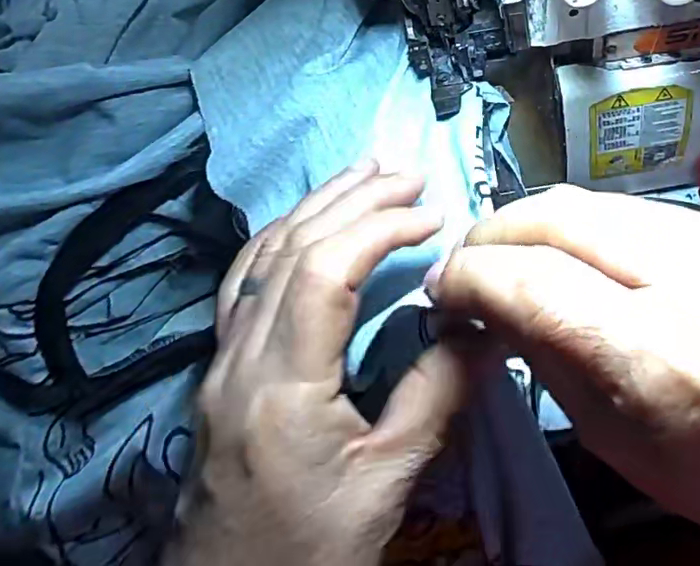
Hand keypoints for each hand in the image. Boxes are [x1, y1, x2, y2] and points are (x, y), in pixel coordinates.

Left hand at [169, 162, 482, 565]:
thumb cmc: (310, 553)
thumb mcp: (384, 486)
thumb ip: (433, 399)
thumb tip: (481, 328)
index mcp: (282, 386)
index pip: (326, 272)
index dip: (380, 229)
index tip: (432, 215)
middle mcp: (241, 355)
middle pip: (296, 248)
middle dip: (355, 201)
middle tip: (408, 173)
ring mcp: (221, 354)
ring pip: (266, 253)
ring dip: (318, 204)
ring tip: (363, 171)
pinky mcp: (218, 360)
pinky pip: (243, 277)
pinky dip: (281, 234)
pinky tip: (305, 217)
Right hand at [428, 188, 699, 561]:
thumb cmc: (696, 462)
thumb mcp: (596, 424)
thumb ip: (530, 342)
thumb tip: (465, 291)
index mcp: (666, 354)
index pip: (538, 283)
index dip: (473, 276)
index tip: (437, 288)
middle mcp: (686, 277)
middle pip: (551, 223)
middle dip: (487, 238)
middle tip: (455, 268)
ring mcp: (694, 236)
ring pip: (567, 201)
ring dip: (514, 224)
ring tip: (487, 257)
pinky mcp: (690, 218)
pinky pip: (593, 204)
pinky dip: (549, 221)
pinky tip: (534, 248)